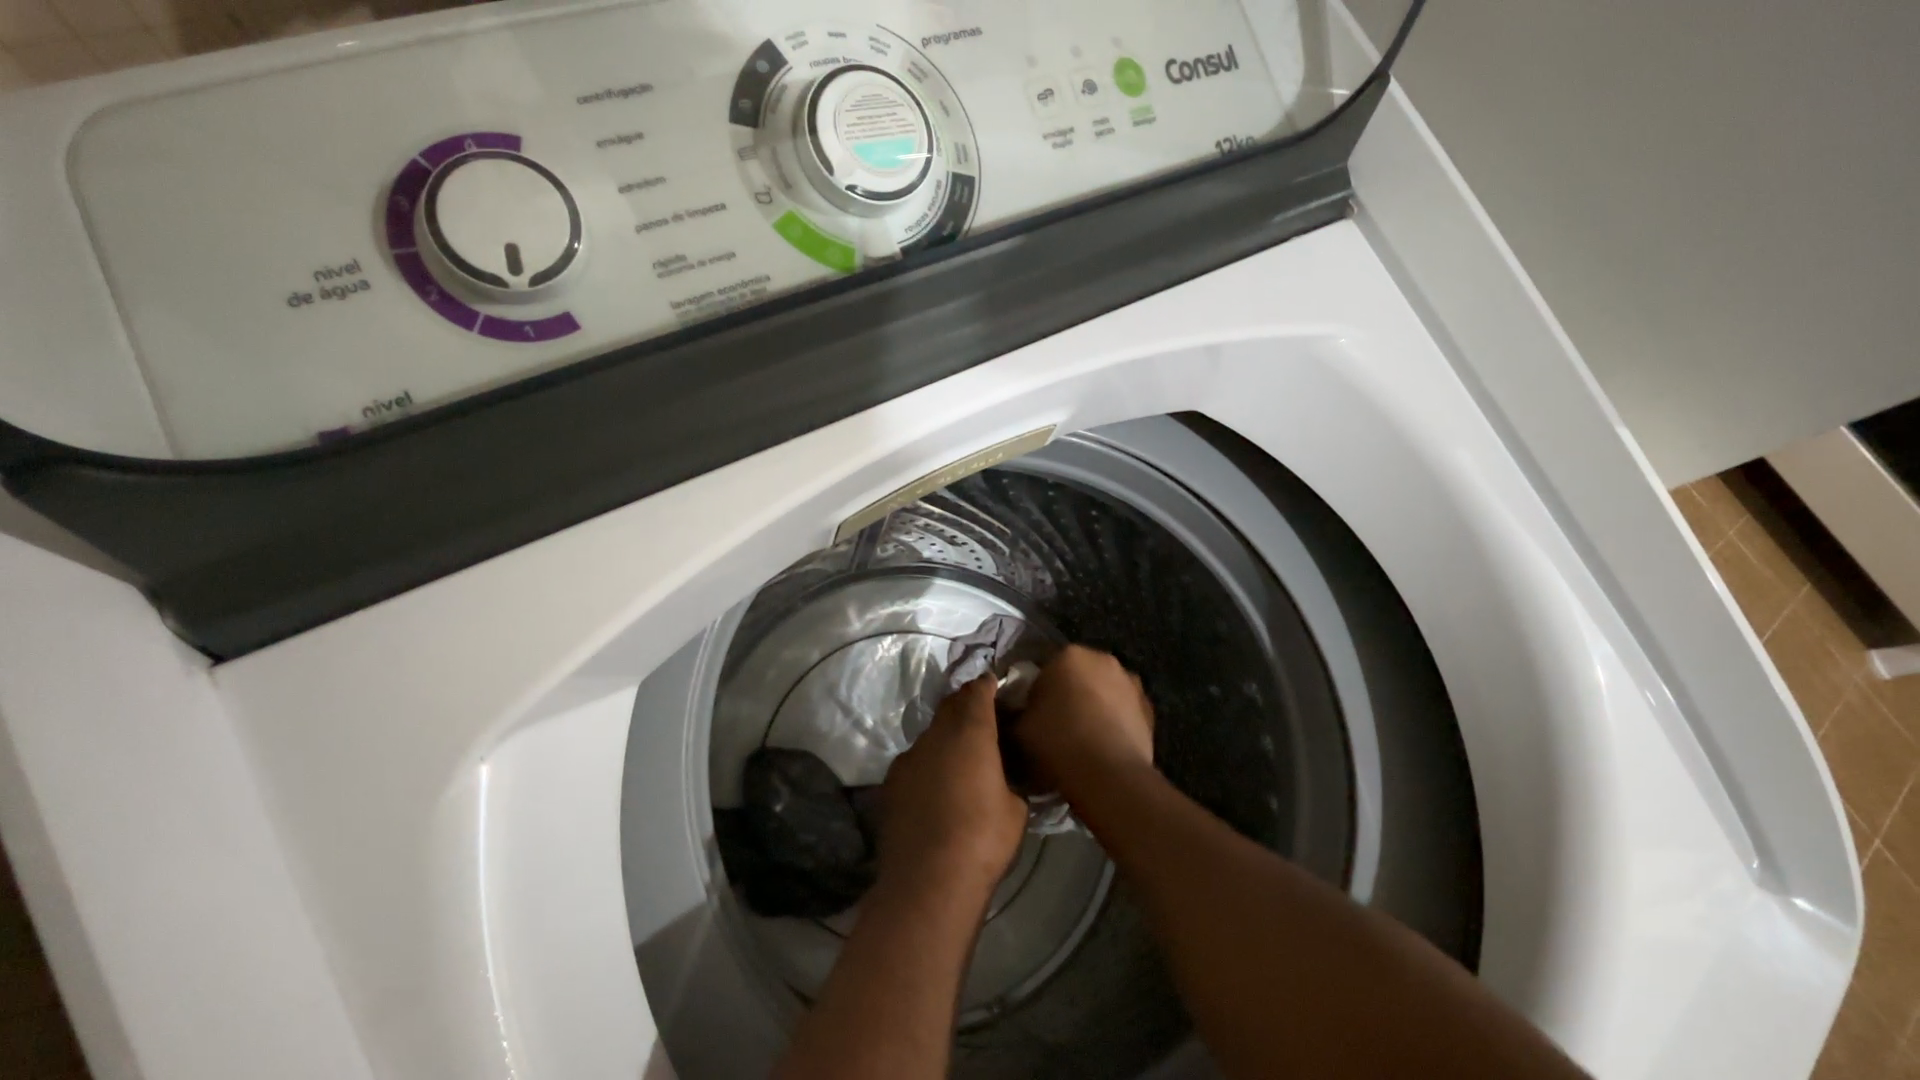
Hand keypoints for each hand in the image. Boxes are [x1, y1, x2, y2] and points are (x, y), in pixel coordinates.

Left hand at [878, 676, 1026, 893]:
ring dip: (945, 740)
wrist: (928, 880)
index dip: (987, 686)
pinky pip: (914, 764)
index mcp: (971, 733)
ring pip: (930, 737)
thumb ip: (1010, 782)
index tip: (995, 684)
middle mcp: (935, 737)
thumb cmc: (983, 840)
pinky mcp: (890, 785)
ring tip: (960, 761)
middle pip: (950, 707)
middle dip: (965, 706)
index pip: (978, 693)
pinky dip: (928, 767)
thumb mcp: (1016, 810)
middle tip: (982, 716)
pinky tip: (936, 790)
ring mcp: (907, 760)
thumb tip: (1003, 781)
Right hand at [1013, 646, 1155, 797]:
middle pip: (1077, 675)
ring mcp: (1131, 683)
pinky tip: (1104, 746)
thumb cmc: (1058, 744)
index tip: (1031, 715)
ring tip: (1082, 738)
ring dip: (1093, 705)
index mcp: (1069, 655)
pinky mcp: (1149, 708)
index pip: (1044, 668)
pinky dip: (1114, 721)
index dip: (1035, 692)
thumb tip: (1013, 710)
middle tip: (1055, 725)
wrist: (1109, 776)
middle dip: (1067, 694)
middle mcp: (1103, 659)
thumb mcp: (1018, 729)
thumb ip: (1013, 711)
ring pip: (1103, 691)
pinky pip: (1123, 710)